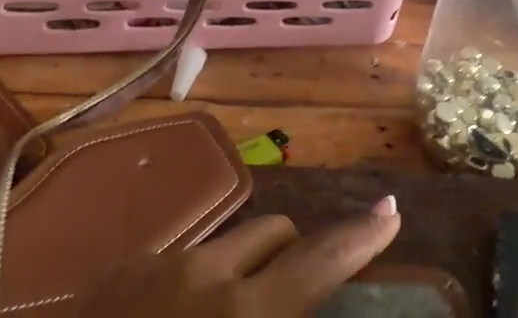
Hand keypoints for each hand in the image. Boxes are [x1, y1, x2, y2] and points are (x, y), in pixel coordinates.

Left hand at [75, 195, 401, 316]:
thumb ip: (280, 317)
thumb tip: (298, 307)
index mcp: (246, 313)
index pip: (321, 261)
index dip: (361, 237)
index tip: (391, 210)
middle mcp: (211, 271)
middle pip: (279, 233)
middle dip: (298, 254)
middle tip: (297, 294)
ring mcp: (164, 260)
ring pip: (230, 241)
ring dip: (247, 265)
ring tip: (232, 311)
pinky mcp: (126, 265)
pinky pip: (183, 254)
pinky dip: (198, 276)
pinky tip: (176, 317)